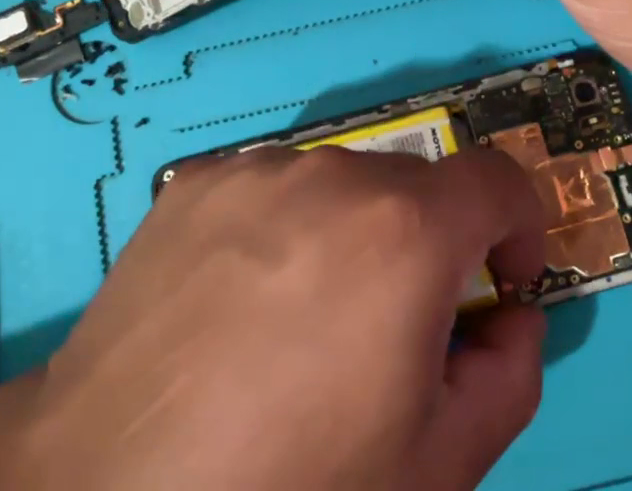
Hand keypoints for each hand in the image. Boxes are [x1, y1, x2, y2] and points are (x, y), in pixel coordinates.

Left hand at [14, 145, 548, 490]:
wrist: (113, 485)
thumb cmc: (295, 478)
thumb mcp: (440, 461)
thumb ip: (511, 374)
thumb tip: (509, 318)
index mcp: (405, 231)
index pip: (497, 180)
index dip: (518, 228)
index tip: (499, 282)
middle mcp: (333, 176)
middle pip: (417, 187)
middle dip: (431, 245)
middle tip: (392, 328)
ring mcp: (255, 172)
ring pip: (341, 186)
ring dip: (353, 234)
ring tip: (306, 320)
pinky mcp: (194, 185)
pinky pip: (272, 189)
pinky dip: (284, 228)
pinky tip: (242, 300)